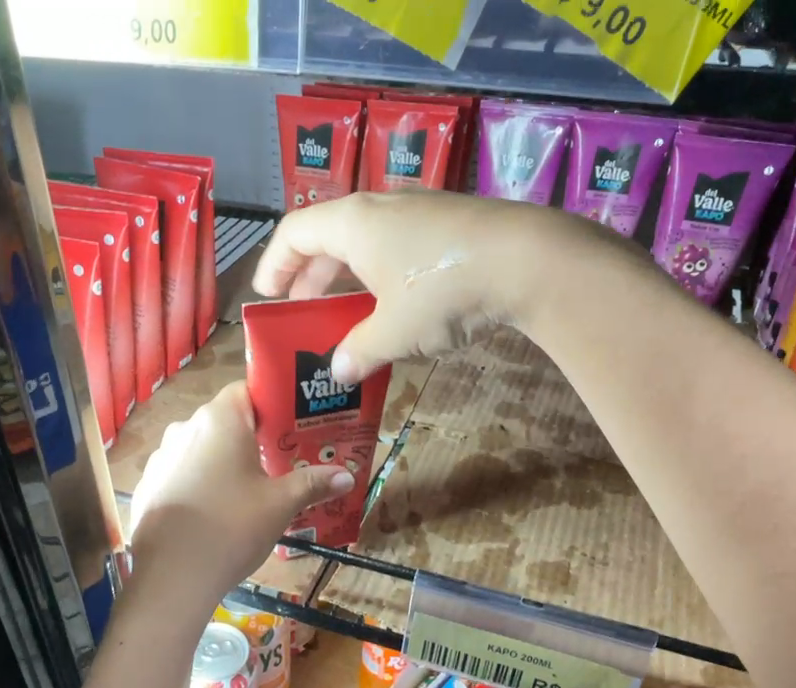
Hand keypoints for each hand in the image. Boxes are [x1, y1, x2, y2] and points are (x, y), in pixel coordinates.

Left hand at [129, 381, 353, 605]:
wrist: (171, 576)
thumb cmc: (232, 528)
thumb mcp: (280, 505)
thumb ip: (313, 483)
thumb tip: (347, 476)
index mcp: (220, 419)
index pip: (248, 390)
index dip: (273, 405)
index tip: (294, 429)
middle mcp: (185, 427)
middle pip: (226, 421)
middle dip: (253, 438)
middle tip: (281, 463)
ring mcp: (162, 456)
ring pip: (203, 449)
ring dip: (225, 462)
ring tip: (250, 492)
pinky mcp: (149, 485)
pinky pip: (183, 473)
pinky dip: (201, 484)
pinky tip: (216, 512)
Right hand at [251, 190, 622, 383]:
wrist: (528, 260)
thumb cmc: (442, 292)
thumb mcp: (393, 333)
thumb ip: (358, 351)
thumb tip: (338, 372)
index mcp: (352, 223)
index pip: (294, 233)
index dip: (275, 264)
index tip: (267, 296)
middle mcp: (380, 207)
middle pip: (329, 236)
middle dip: (311, 276)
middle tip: (303, 311)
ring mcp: (418, 211)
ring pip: (367, 242)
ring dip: (349, 277)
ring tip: (346, 313)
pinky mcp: (449, 223)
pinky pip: (398, 246)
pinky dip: (382, 274)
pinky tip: (395, 305)